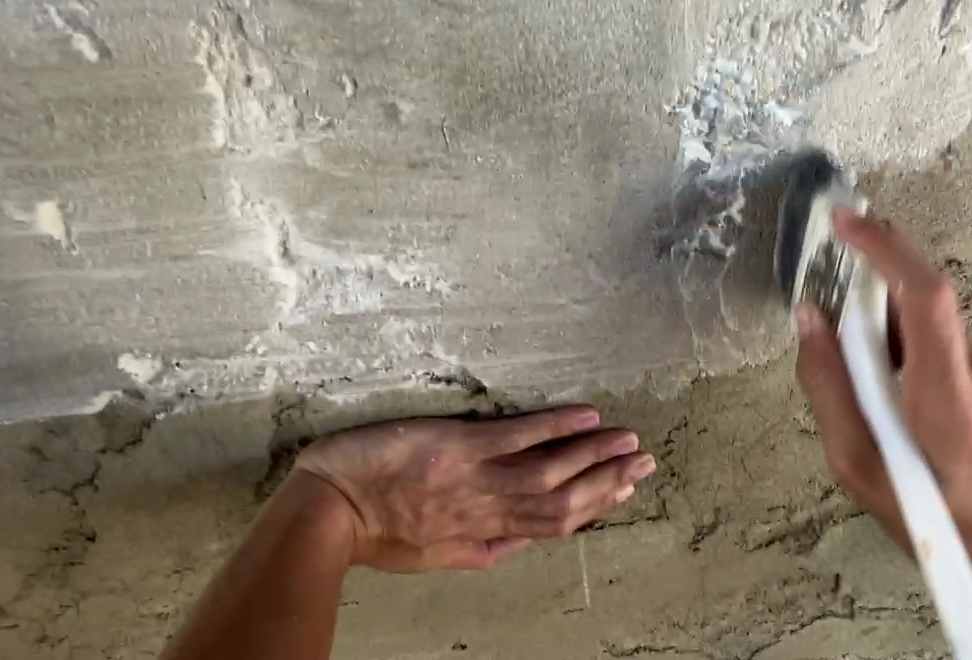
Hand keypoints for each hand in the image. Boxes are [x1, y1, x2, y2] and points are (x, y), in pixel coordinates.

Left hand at [291, 406, 654, 572]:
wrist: (326, 511)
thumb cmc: (374, 533)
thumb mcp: (428, 557)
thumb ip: (477, 550)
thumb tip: (515, 545)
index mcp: (484, 534)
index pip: (552, 523)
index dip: (593, 508)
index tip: (623, 490)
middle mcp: (490, 507)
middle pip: (563, 499)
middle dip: (608, 481)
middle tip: (644, 462)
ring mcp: (478, 476)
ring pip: (551, 470)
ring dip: (595, 455)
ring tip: (629, 439)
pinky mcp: (462, 445)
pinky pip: (519, 436)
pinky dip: (556, 426)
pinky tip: (586, 414)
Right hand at [794, 208, 971, 591]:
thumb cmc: (931, 522)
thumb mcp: (857, 467)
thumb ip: (827, 386)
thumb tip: (808, 315)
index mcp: (948, 402)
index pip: (926, 297)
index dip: (885, 249)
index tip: (844, 222)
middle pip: (922, 306)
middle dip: (873, 305)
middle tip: (843, 342)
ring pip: (934, 329)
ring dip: (895, 340)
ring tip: (882, 399)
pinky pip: (951, 345)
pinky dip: (917, 356)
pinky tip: (912, 408)